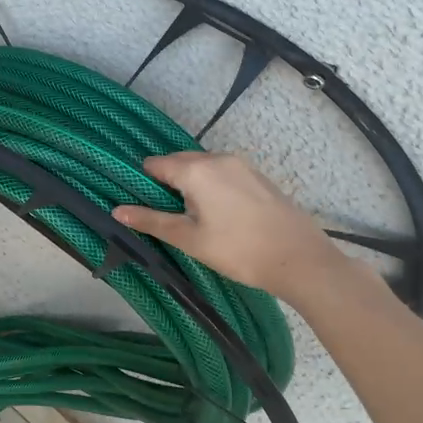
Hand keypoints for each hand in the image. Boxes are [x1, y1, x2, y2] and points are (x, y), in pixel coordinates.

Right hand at [112, 151, 350, 303]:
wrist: (305, 263)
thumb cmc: (239, 251)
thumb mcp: (189, 239)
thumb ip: (151, 221)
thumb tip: (116, 211)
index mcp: (195, 170)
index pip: (154, 164)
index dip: (146, 183)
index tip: (150, 206)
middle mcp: (217, 158)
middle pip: (178, 162)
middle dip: (170, 183)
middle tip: (174, 215)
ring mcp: (242, 165)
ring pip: (202, 167)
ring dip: (193, 184)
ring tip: (200, 217)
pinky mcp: (260, 177)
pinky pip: (224, 173)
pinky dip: (216, 186)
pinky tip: (226, 214)